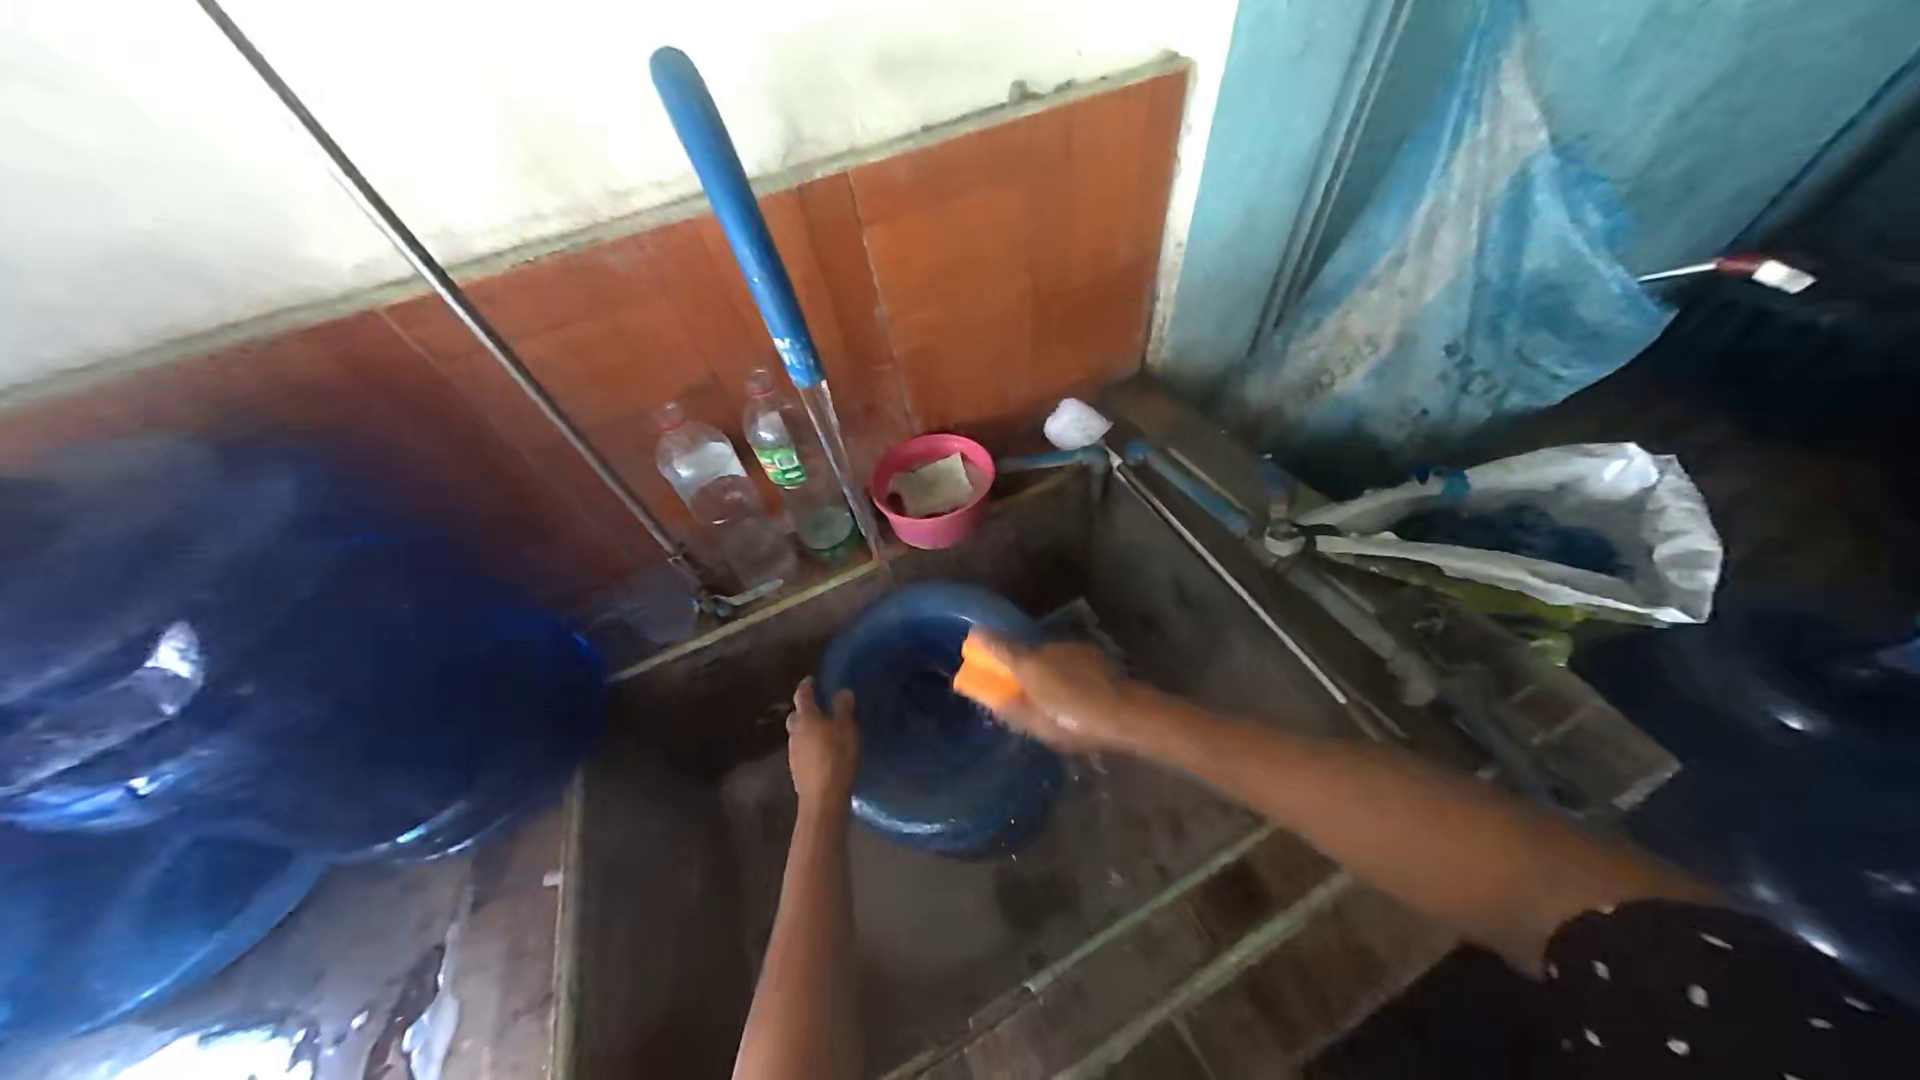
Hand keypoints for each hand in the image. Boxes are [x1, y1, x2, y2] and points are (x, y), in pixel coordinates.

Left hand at [788, 677, 858, 807]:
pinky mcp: (798, 770)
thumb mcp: (846, 728)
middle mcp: (795, 733)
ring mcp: (794, 753)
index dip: (807, 686)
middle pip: (796, 716)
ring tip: (825, 731)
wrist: (823, 798)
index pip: (802, 695)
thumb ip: (843, 708)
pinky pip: (803, 750)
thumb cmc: (836, 756)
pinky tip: (823, 752)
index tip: (811, 679)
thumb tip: (842, 691)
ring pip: (799, 734)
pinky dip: (811, 746)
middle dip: (805, 710)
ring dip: (808, 730)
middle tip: (819, 707)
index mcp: (805, 718)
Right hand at [968, 633, 1153, 753]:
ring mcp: (1072, 647)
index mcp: (1028, 664)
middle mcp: (1047, 648)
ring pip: (1050, 656)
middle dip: (1021, 666)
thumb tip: (994, 699)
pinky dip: (1067, 670)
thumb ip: (1011, 709)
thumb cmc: (1075, 723)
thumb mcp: (1036, 725)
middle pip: (1025, 652)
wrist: (1127, 713)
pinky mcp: (1093, 652)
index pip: (997, 645)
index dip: (983, 641)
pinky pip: (1070, 659)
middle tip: (1023, 687)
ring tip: (1056, 695)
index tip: (973, 638)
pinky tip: (1078, 690)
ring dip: (1047, 669)